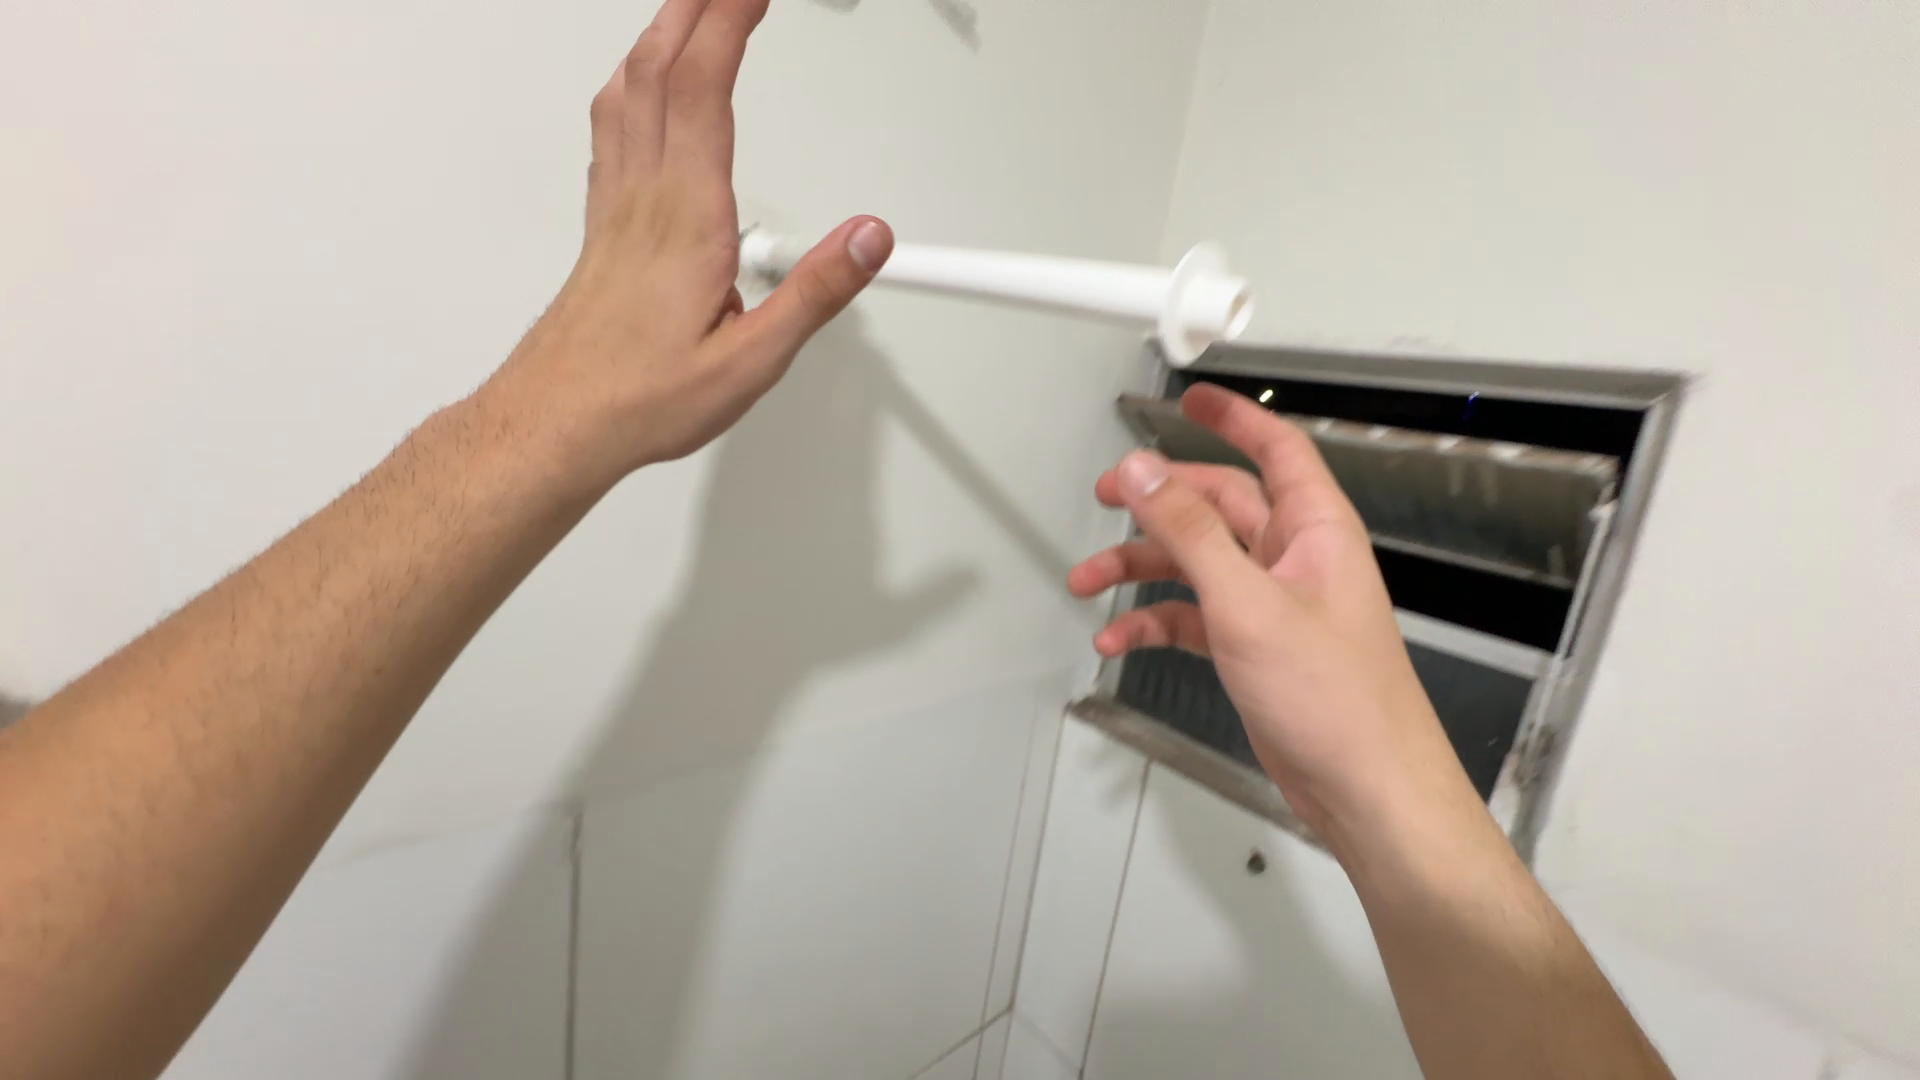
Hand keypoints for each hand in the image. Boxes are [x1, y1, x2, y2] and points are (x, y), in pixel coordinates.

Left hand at [483, 0, 894, 485]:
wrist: (560, 421)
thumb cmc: (642, 394)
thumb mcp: (752, 359)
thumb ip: (815, 294)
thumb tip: (868, 238)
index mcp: (687, 219)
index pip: (704, 89)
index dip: (729, 21)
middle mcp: (644, 198)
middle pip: (658, 68)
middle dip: (695, 7)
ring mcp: (615, 209)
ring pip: (626, 91)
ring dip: (660, 36)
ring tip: (689, 12)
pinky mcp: (603, 229)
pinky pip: (612, 131)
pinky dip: (632, 87)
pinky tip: (640, 95)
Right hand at [1069, 384, 1483, 850]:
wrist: (1362, 788)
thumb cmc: (1335, 699)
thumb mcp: (1247, 603)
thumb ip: (1189, 532)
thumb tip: (1143, 471)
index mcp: (1312, 530)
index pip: (1275, 449)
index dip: (1234, 417)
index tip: (1192, 399)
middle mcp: (1290, 558)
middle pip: (1214, 506)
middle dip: (1156, 501)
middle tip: (1108, 492)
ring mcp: (1266, 601)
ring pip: (1191, 562)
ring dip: (1138, 567)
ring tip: (1087, 580)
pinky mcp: (1247, 642)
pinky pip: (1188, 614)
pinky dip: (1150, 622)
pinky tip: (1117, 638)